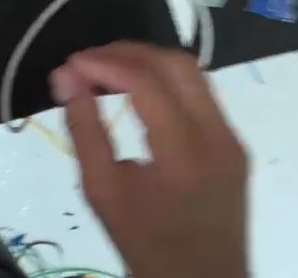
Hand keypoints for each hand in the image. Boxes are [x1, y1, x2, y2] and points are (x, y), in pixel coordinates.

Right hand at [51, 41, 247, 277]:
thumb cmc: (146, 244)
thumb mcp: (102, 192)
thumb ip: (83, 129)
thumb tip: (64, 75)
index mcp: (186, 155)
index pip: (146, 83)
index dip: (105, 63)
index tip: (70, 64)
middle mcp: (218, 138)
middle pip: (175, 64)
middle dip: (127, 52)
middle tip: (87, 62)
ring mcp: (232, 140)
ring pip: (191, 72)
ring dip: (147, 61)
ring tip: (107, 70)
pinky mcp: (233, 145)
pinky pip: (199, 92)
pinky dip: (164, 79)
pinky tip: (136, 89)